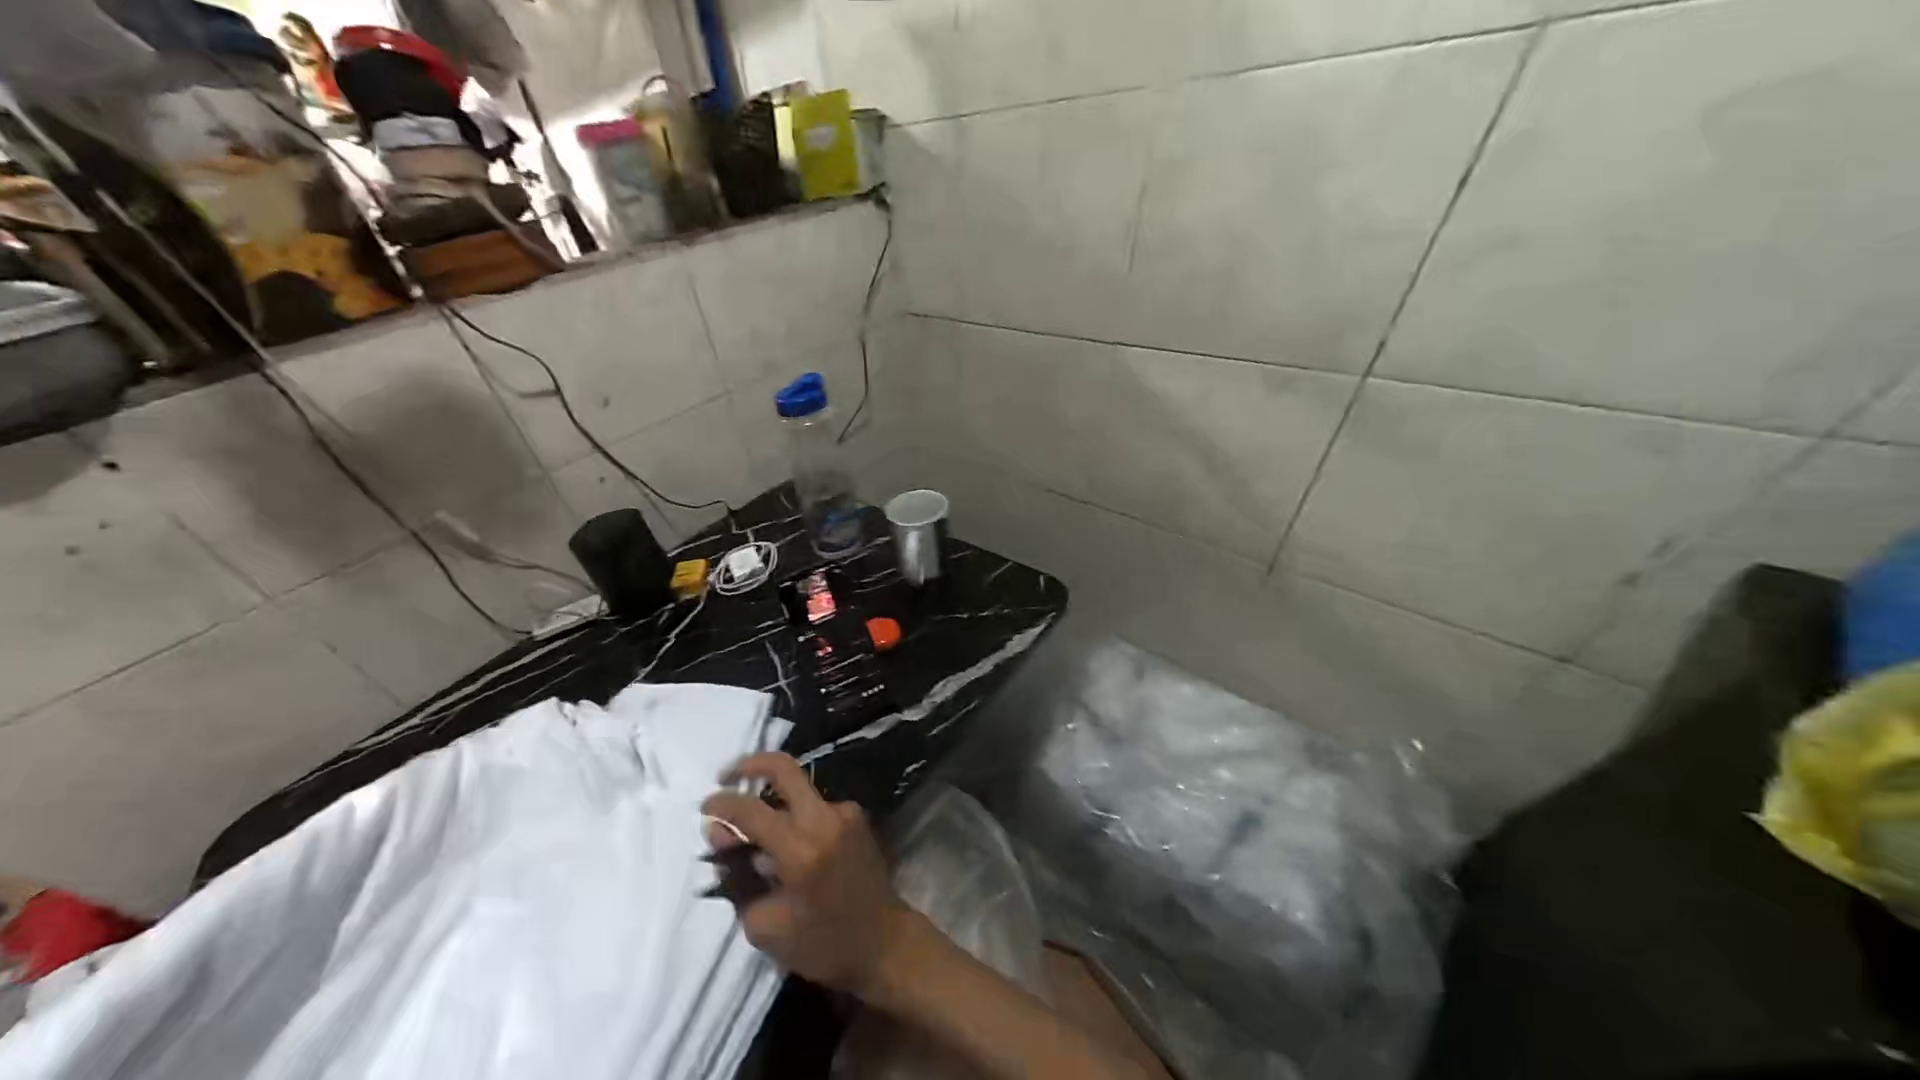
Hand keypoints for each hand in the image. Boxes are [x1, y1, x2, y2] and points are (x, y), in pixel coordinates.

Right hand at [701, 753, 915, 996]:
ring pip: (799, 789)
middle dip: (750, 765)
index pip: (751, 810)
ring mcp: (845, 813)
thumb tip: (722, 837)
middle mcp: (825, 820)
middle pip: (784, 768)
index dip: (721, 804)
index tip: (705, 808)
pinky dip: (795, 817)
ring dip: (773, 800)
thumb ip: (738, 877)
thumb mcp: (765, 926)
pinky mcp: (856, 817)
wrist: (885, 942)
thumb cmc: (823, 944)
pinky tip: (788, 846)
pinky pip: (815, 807)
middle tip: (727, 777)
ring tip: (756, 834)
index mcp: (801, 850)